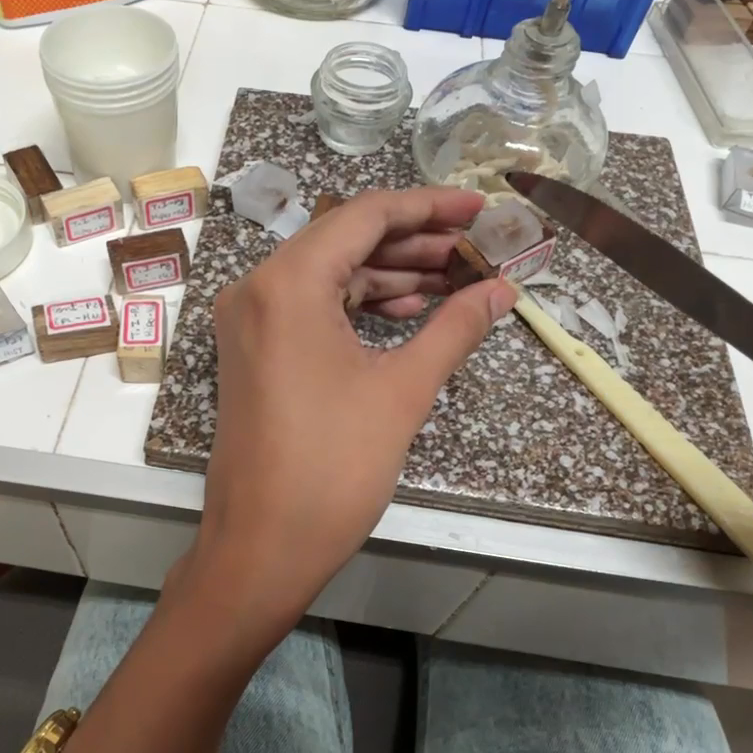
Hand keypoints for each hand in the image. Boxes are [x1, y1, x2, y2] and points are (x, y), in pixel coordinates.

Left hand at [178, 188, 515, 642]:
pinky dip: (357, 305)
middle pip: (344, 239)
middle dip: (414, 241)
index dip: (429, 207)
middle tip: (476, 249)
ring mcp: (248, 321)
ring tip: (454, 280)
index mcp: (286, 283)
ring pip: (327, 274)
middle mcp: (256, 289)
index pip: (365, 216)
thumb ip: (455, 327)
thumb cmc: (333, 468)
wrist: (263, 545)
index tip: (481, 208)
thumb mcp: (403, 390)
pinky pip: (309, 308)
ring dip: (388, 274)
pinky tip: (408, 312)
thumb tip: (503, 289)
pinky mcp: (252, 352)